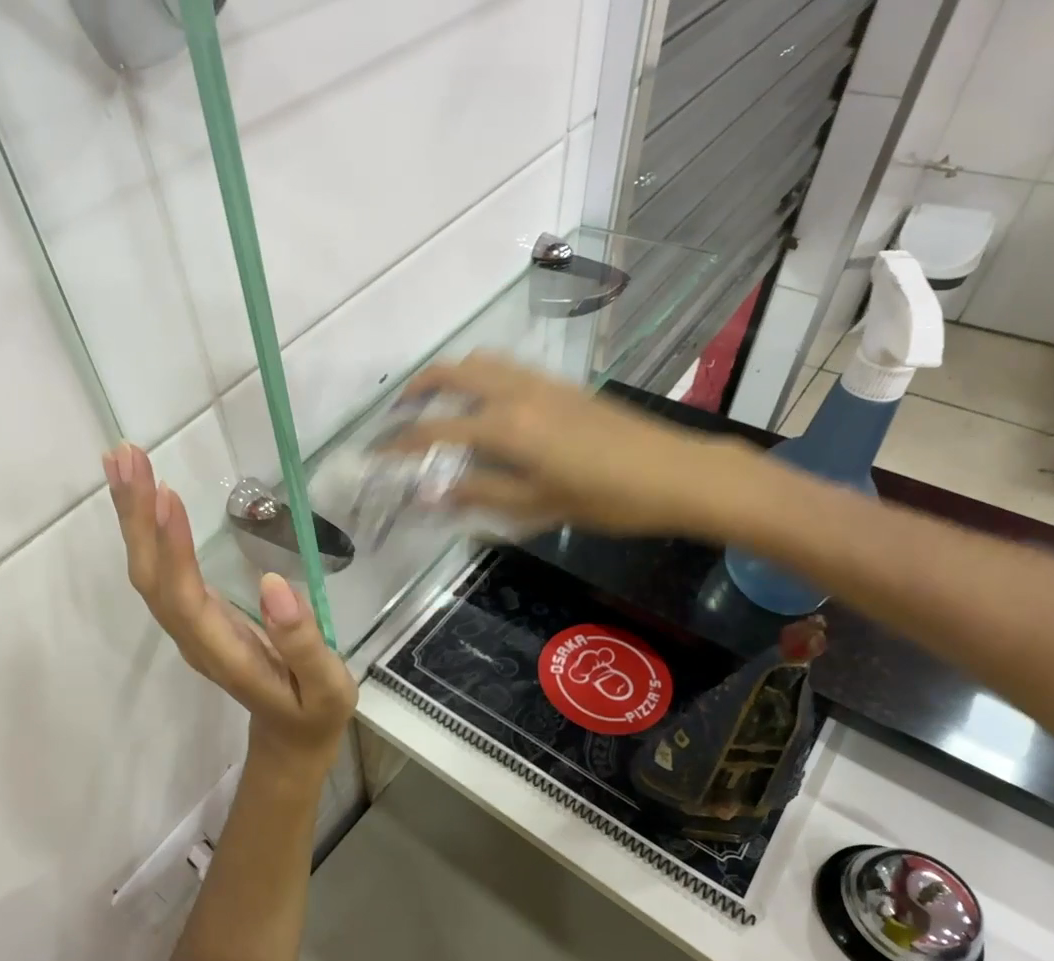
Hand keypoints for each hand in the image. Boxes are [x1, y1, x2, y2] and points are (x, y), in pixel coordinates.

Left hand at [105, 443, 357, 770]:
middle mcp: (192, 635)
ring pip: (147, 569)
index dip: (172, 548)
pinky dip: (144, 526)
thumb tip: (277, 585)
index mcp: (222, 651)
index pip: (184, 597)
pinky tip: (144, 494)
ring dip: (131, 515)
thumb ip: (303, 643)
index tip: (166, 494)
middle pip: (150, 576)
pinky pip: (158, 567)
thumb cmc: (313, 708)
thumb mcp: (326, 685)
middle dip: (136, 517)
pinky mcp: (189, 611)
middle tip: (126, 457)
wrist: (290, 735)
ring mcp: (186, 624)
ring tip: (122, 460)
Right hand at [387, 351, 768, 540]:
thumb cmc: (607, 500)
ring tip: (437, 404)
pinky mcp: (561, 384)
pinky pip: (506, 367)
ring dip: (449, 376)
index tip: (376, 454)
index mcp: (506, 427)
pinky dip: (479, 376)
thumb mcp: (538, 506)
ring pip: (480, 361)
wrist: (677, 473)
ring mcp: (541, 383)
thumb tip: (427, 494)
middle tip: (398, 415)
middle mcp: (516, 393)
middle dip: (417, 389)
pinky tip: (486, 405)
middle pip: (451, 373)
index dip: (400, 442)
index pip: (435, 428)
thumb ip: (479, 495)